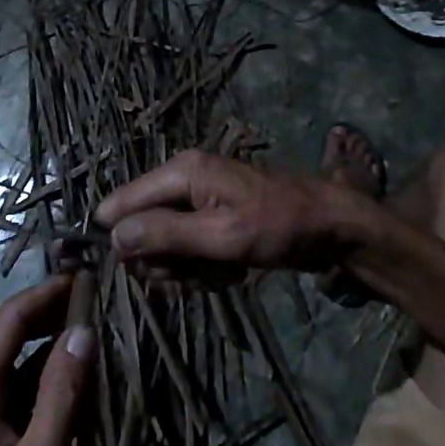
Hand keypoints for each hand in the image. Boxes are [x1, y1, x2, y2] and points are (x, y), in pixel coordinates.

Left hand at [0, 275, 96, 445]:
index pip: (7, 323)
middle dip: (49, 313)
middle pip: (7, 336)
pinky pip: (15, 389)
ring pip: (14, 361)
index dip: (45, 294)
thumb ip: (61, 396)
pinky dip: (44, 373)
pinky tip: (74, 369)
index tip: (83, 276)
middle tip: (91, 296)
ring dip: (50, 341)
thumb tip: (83, 329)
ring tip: (89, 322)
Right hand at [93, 150, 354, 273]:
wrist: (332, 228)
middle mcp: (182, 181)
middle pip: (140, 229)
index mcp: (181, 172)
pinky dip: (203, 269)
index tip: (144, 270)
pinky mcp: (209, 221)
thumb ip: (166, 234)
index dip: (123, 240)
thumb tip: (112, 236)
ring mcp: (196, 202)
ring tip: (220, 271)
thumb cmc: (280, 225)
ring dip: (186, 270)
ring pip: (163, 247)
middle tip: (194, 272)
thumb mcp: (223, 235)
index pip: (122, 203)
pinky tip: (230, 271)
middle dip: (163, 261)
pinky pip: (186, 252)